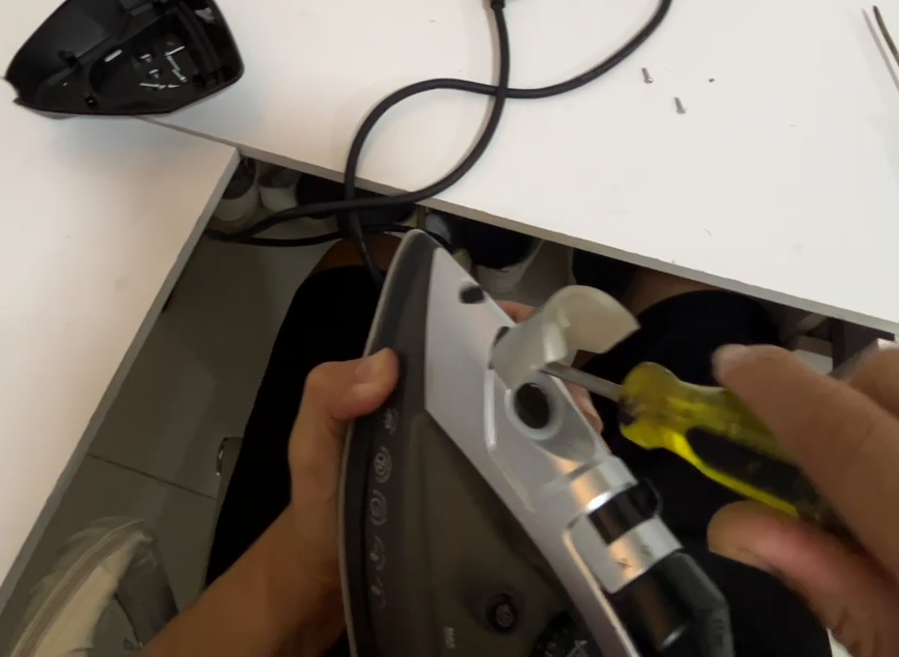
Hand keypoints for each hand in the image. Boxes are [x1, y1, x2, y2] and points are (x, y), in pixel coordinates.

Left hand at [281, 304, 595, 596]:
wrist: (329, 575)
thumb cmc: (321, 496)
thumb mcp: (312, 438)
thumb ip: (329, 393)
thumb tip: (385, 364)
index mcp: (411, 379)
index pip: (463, 332)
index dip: (503, 322)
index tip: (539, 332)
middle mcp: (446, 404)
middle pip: (507, 371)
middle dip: (549, 372)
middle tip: (576, 398)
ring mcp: (470, 447)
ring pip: (524, 415)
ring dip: (561, 415)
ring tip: (586, 433)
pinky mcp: (485, 489)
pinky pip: (525, 465)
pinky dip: (555, 459)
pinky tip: (576, 471)